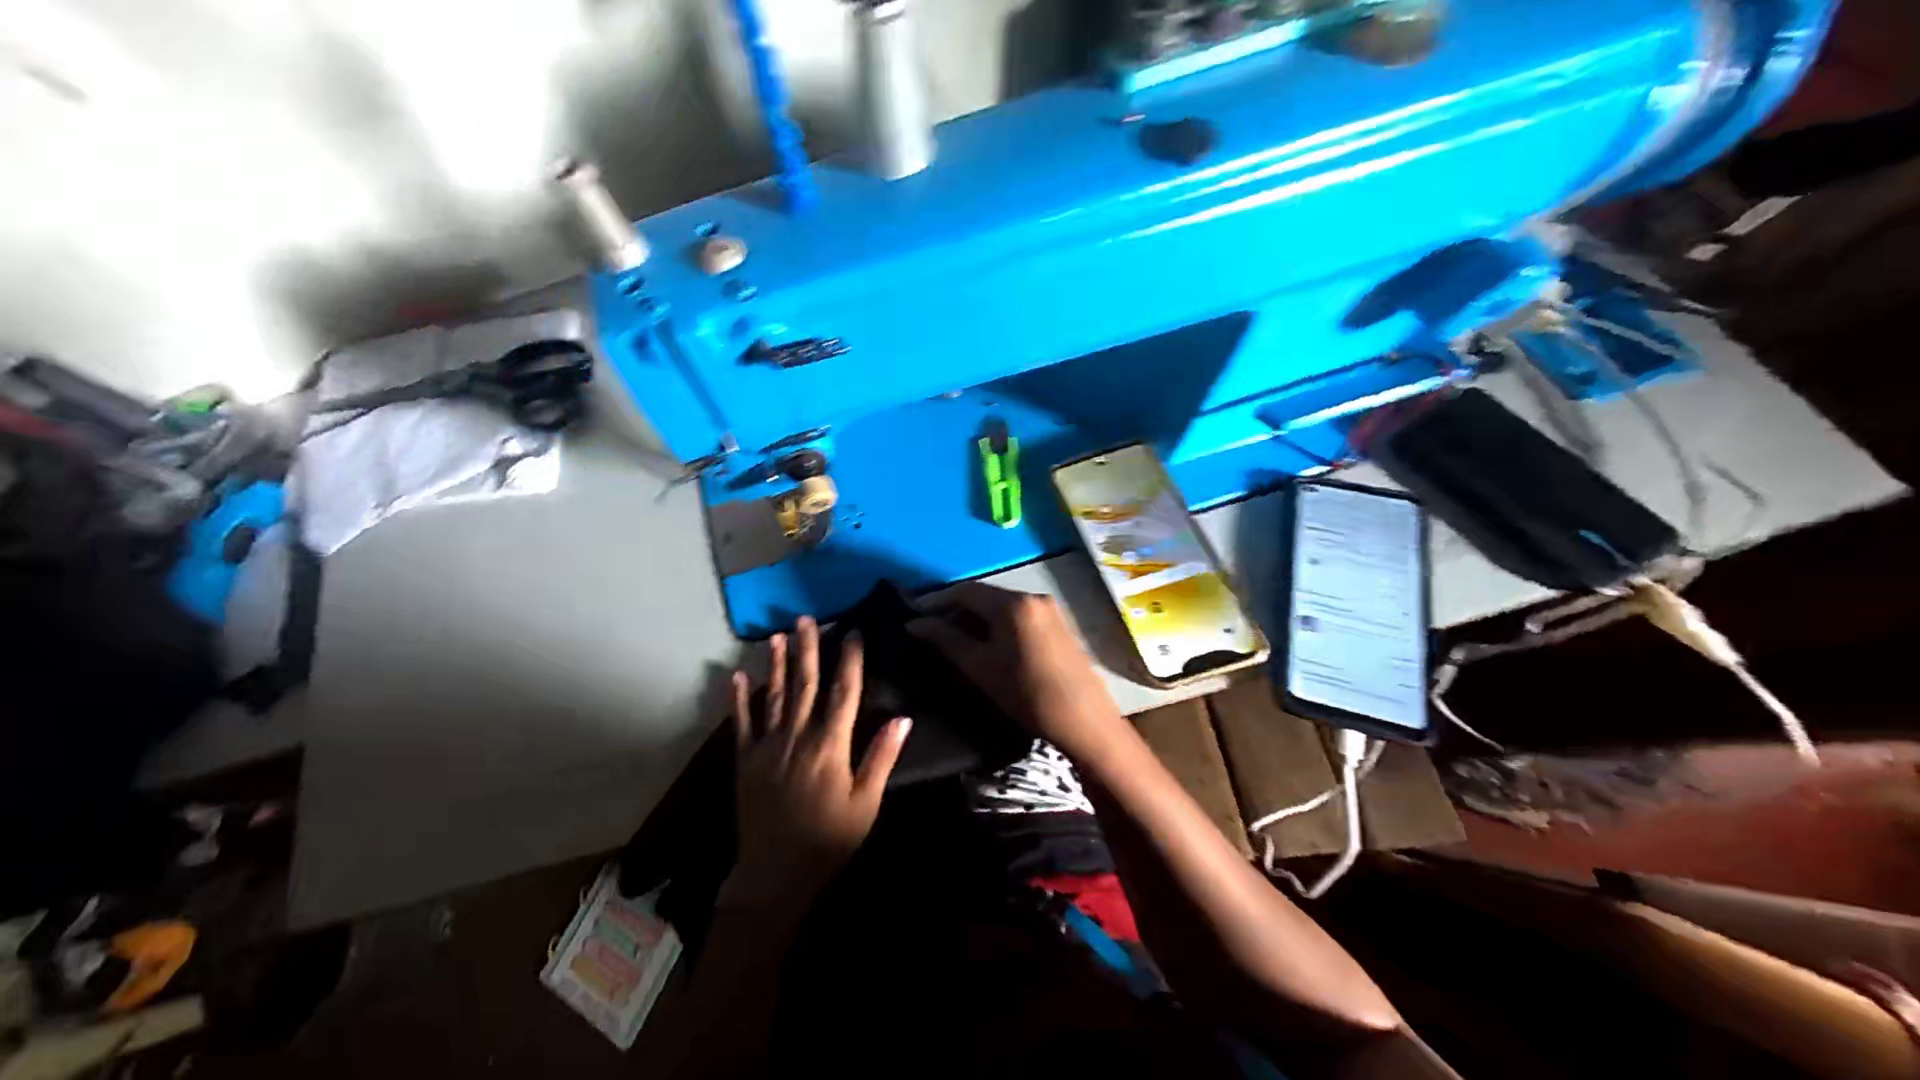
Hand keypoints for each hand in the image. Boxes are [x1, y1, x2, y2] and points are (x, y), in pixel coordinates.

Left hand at [725, 617, 910, 909]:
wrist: (775, 874)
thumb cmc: (828, 840)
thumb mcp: (866, 804)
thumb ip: (880, 758)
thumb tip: (902, 718)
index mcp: (830, 746)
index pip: (843, 693)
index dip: (849, 661)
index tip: (852, 633)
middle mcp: (797, 737)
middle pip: (805, 684)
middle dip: (808, 649)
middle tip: (807, 618)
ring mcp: (767, 746)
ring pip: (774, 695)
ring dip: (777, 663)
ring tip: (778, 635)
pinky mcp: (745, 760)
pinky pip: (741, 723)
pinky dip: (739, 698)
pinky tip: (738, 676)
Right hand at [906, 583, 1125, 759]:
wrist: (1083, 721)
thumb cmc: (1026, 693)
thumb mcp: (979, 667)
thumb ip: (945, 640)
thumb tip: (913, 623)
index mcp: (1012, 603)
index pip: (965, 590)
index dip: (936, 601)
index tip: (914, 618)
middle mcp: (1032, 596)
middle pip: (985, 596)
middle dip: (957, 611)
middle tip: (933, 633)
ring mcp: (1050, 610)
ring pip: (1002, 607)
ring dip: (977, 620)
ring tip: (957, 643)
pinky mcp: (1059, 625)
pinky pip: (1019, 617)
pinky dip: (999, 626)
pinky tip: (989, 647)